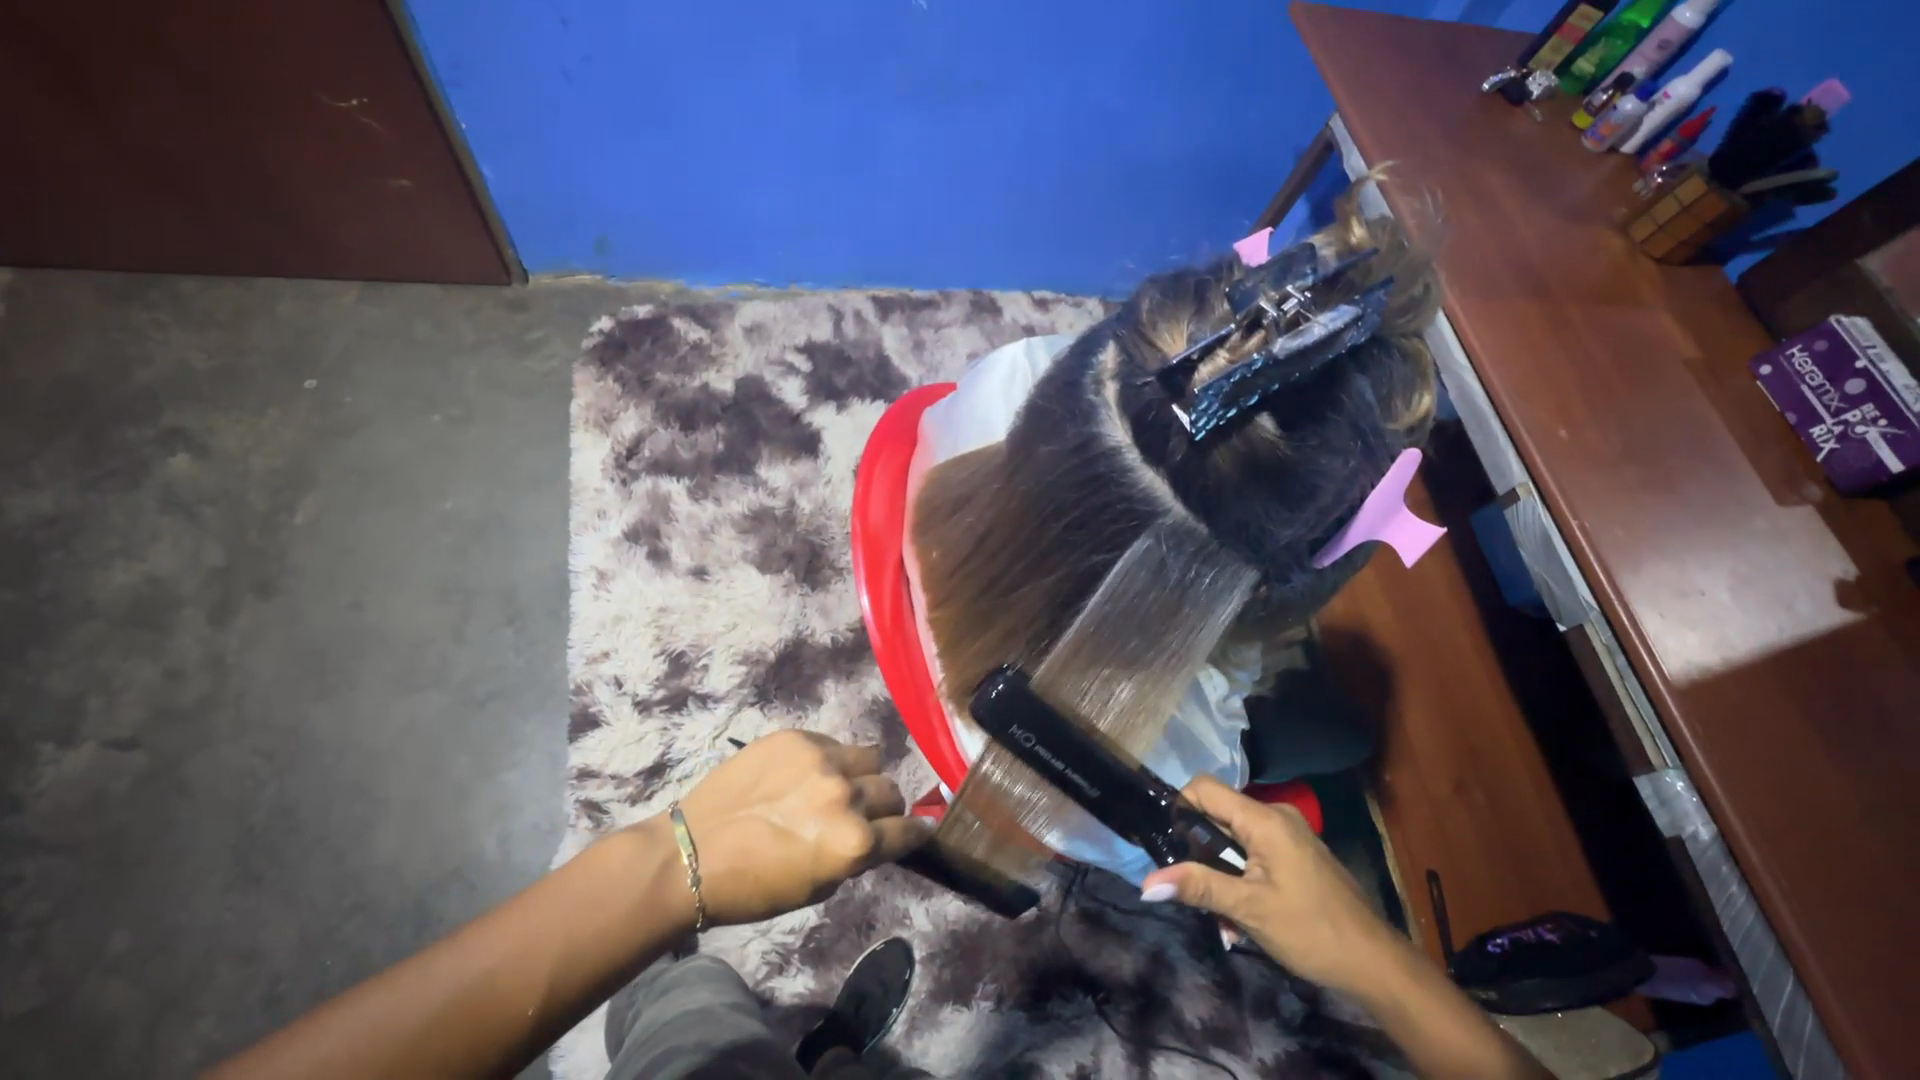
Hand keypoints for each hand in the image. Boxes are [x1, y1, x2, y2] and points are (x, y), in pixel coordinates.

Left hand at [660, 731, 933, 925]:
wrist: (690, 854)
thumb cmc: (753, 888)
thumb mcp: (818, 886)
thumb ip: (855, 857)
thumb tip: (875, 834)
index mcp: (854, 844)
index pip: (908, 830)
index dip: (916, 832)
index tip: (918, 829)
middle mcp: (847, 797)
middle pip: (892, 790)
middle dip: (884, 806)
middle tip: (863, 814)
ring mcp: (821, 761)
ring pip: (870, 757)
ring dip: (862, 775)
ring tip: (838, 787)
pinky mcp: (796, 738)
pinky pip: (833, 743)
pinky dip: (829, 759)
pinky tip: (804, 775)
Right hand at [1141, 775, 1406, 993]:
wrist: (1375, 963)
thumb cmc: (1311, 930)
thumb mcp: (1248, 910)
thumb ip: (1198, 888)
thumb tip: (1146, 884)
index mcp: (1264, 820)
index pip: (1204, 788)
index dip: (1180, 809)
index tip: (1169, 846)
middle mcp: (1277, 816)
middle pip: (1218, 815)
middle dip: (1200, 853)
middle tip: (1195, 892)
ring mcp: (1290, 836)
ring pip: (1235, 839)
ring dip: (1221, 874)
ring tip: (1224, 917)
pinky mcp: (1298, 855)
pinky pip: (1255, 853)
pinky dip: (1242, 878)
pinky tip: (1244, 917)